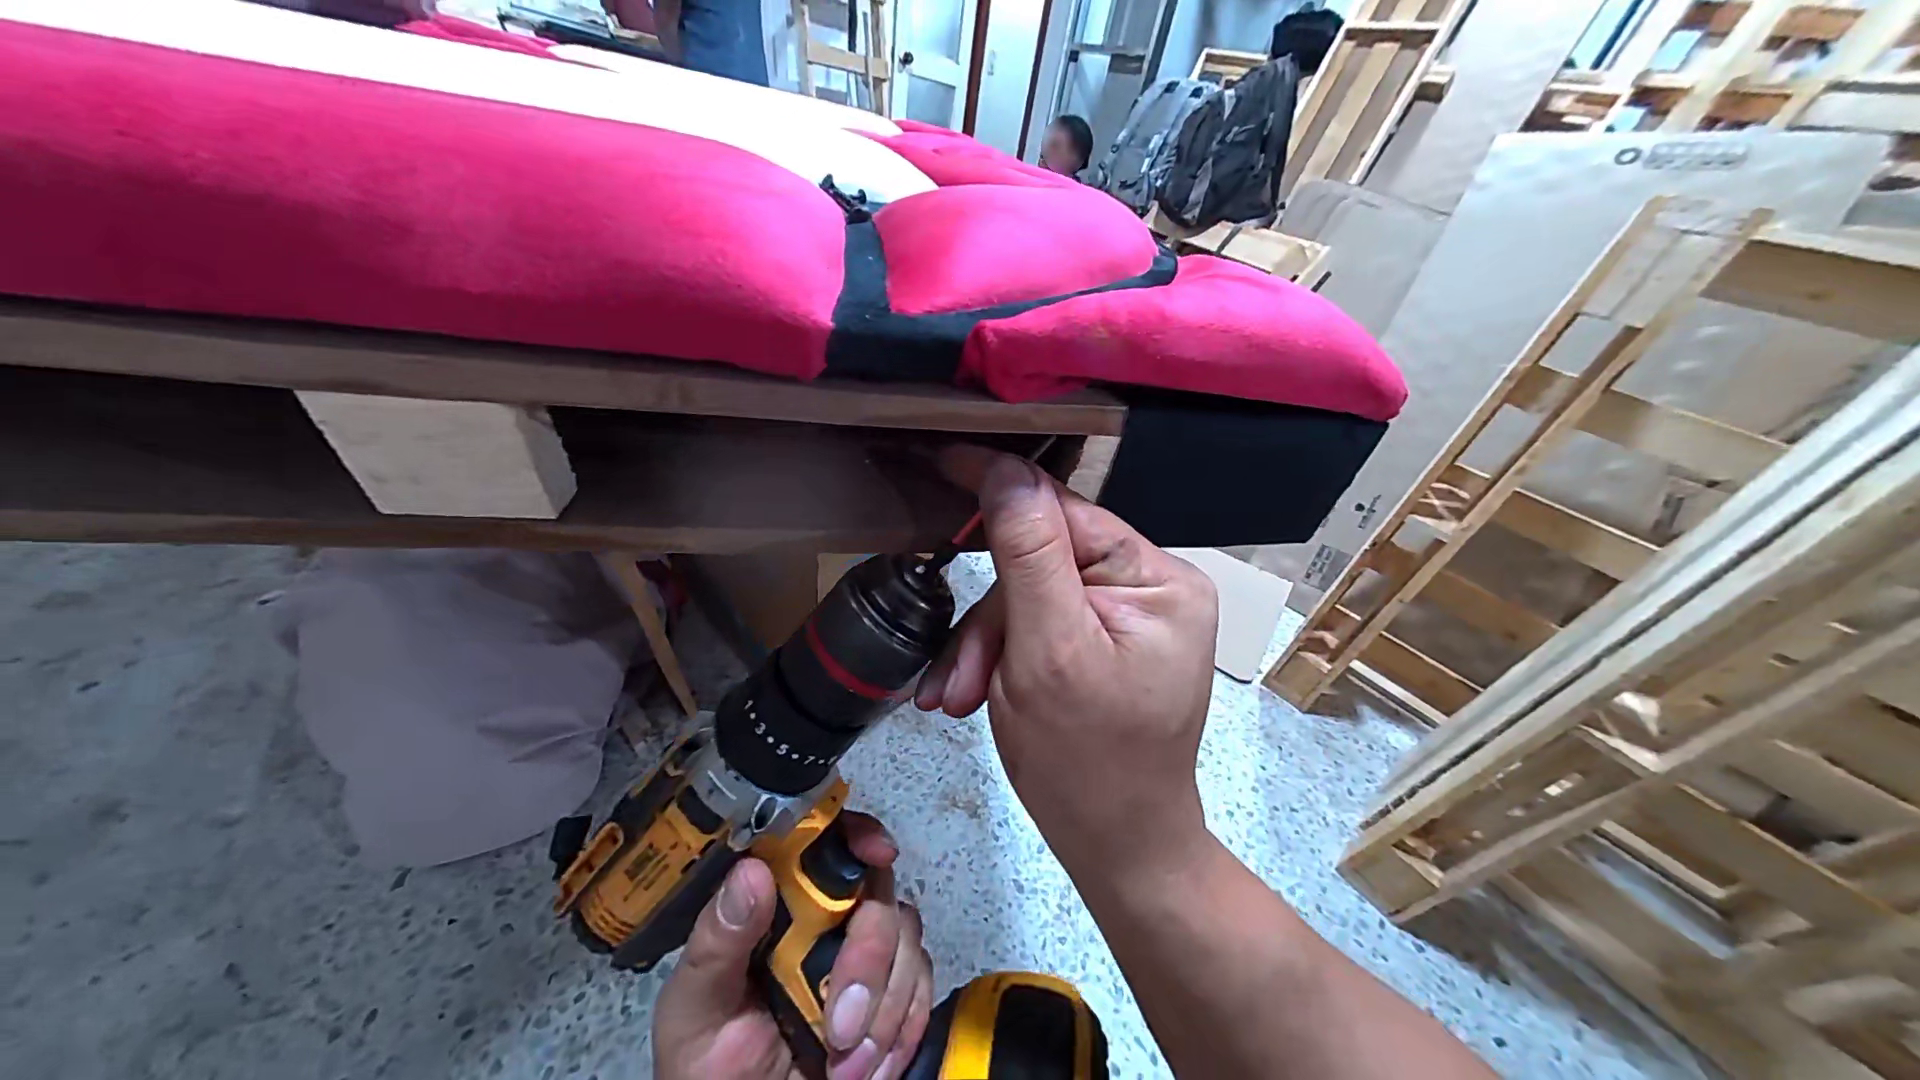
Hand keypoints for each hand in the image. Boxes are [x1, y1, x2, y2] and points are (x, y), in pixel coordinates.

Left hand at [653, 813, 934, 1079]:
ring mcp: (865, 952)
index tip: (877, 852)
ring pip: (908, 939)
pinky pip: (924, 985)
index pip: (828, 841)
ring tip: (845, 1064)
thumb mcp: (697, 1006)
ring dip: (885, 1008)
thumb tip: (751, 870)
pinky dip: (904, 1028)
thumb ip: (718, 942)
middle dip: (871, 955)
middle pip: (879, 893)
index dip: (860, 833)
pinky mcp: (893, 990)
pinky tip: (869, 1067)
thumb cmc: (707, 1064)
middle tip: (841, 1026)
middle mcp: (829, 915)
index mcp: (781, 902)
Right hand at [915, 446, 1218, 873]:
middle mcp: (1148, 587)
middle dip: (988, 621)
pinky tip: (974, 694)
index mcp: (1155, 579)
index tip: (941, 460)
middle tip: (954, 679)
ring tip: (961, 697)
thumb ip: (1027, 555)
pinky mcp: (1100, 642)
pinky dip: (998, 659)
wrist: (1117, 847)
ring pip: (1027, 598)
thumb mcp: (1048, 651)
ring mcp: (1124, 617)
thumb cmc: (1087, 761)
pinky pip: (1034, 626)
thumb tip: (1005, 470)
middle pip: (1038, 562)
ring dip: (985, 647)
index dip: (998, 491)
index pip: (1063, 511)